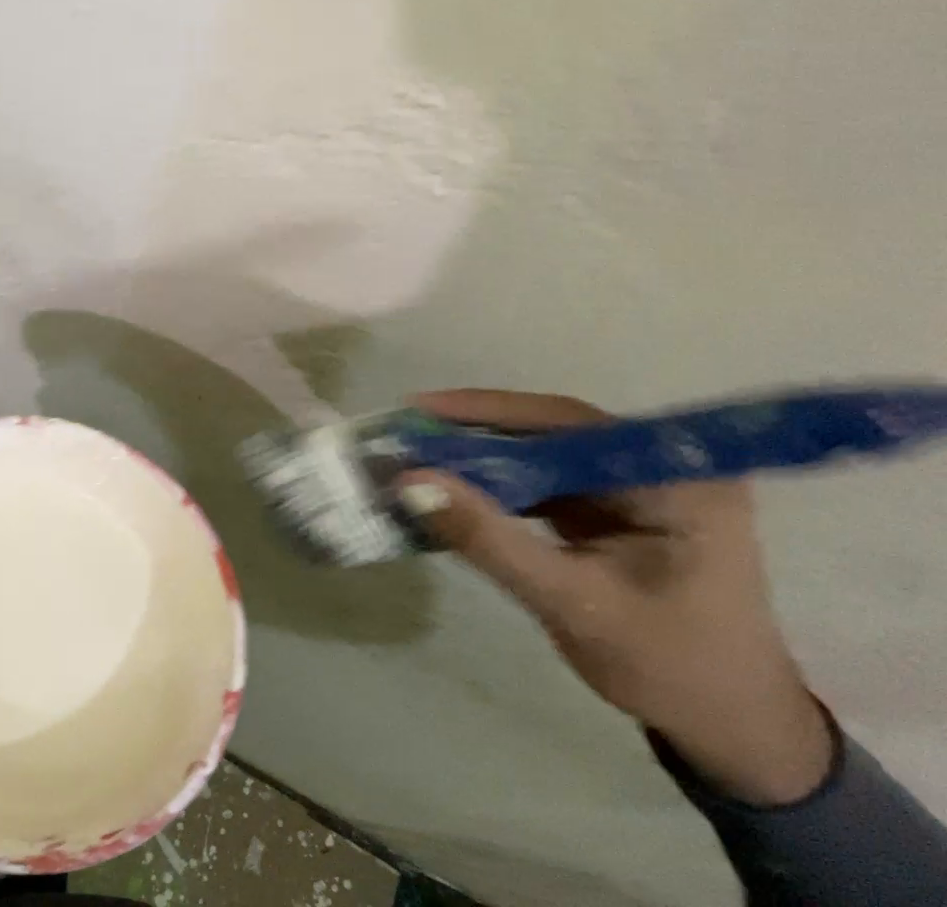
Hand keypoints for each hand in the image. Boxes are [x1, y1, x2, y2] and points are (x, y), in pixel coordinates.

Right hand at [397, 389, 834, 805]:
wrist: (728, 726)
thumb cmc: (668, 665)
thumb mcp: (571, 603)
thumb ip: (489, 540)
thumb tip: (410, 483)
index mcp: (677, 482)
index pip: (572, 424)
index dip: (491, 412)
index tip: (422, 410)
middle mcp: (661, 472)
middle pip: (553, 433)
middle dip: (477, 434)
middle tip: (408, 433)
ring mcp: (637, 492)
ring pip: (543, 458)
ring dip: (482, 461)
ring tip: (418, 458)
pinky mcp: (613, 515)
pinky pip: (544, 488)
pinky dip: (497, 490)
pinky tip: (453, 493)